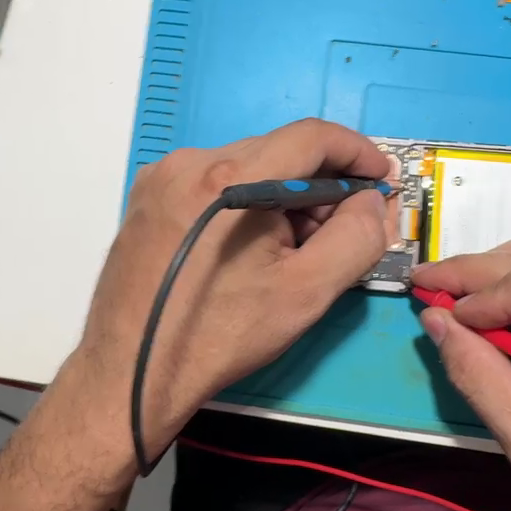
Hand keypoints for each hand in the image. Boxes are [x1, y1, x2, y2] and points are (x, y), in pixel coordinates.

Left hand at [66, 119, 393, 468]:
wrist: (130, 374)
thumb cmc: (218, 336)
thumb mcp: (306, 292)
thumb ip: (356, 238)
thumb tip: (372, 203)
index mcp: (228, 176)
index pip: (310, 136)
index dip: (356, 151)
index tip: (381, 178)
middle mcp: (188, 162)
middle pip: (277, 152)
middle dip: (320, 186)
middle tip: (340, 232)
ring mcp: (160, 179)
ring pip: (245, 168)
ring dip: (282, 198)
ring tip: (292, 252)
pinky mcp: (146, 200)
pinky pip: (212, 184)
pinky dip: (245, 203)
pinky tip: (250, 250)